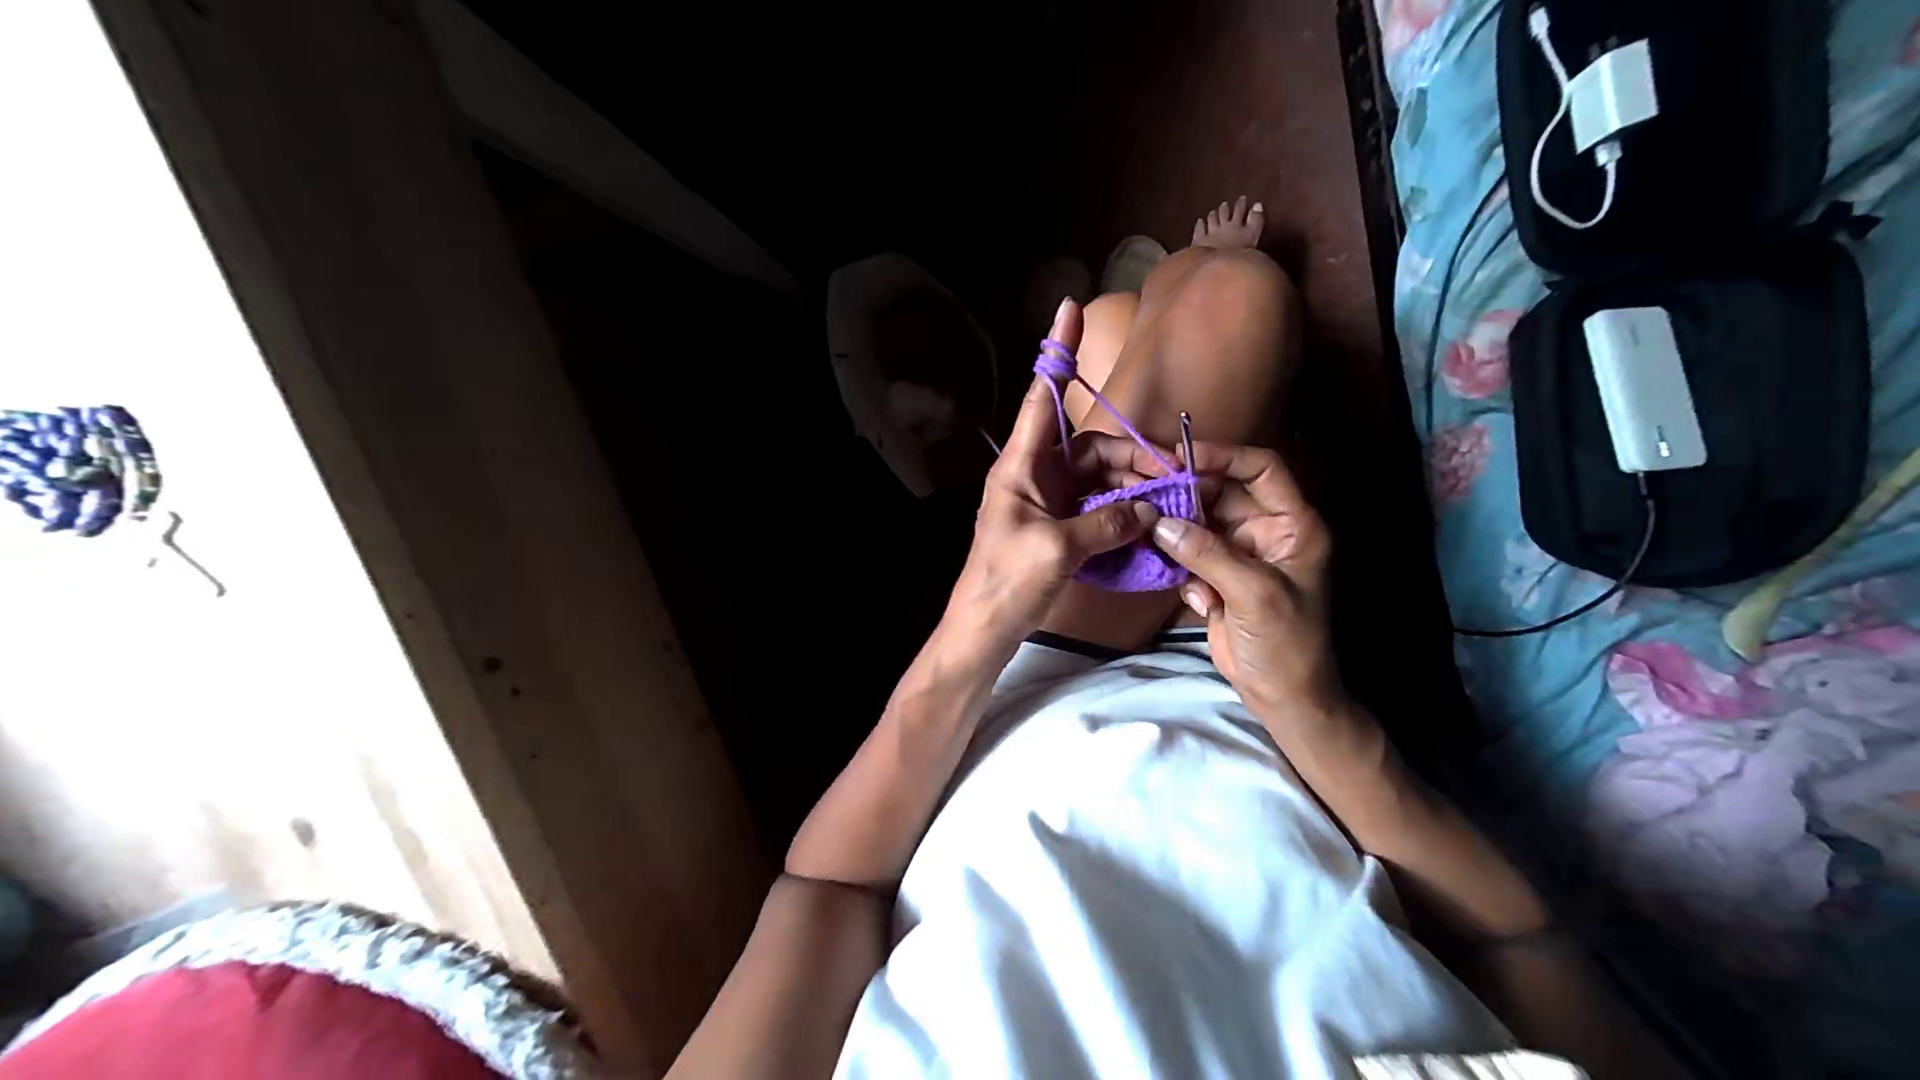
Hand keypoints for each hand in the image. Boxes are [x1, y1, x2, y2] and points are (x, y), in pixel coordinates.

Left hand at [935, 299, 1158, 665]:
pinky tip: (1147, 524)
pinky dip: (1121, 513)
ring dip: (1131, 489)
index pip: (1041, 397)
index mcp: (1020, 466)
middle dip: (1130, 455)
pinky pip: (1097, 507)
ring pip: (1099, 478)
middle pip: (1090, 446)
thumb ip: (1107, 524)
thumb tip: (1150, 507)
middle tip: (1172, 473)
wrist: (985, 629)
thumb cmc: (1005, 582)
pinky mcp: (1058, 527)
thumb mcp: (1058, 549)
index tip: (1069, 307)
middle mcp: (1035, 475)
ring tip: (1167, 504)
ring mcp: (1048, 502)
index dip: (1057, 352)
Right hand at [1148, 443, 1341, 719]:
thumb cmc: (1286, 642)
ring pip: (1198, 522)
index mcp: (1292, 525)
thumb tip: (1161, 522)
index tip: (1182, 456)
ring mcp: (1238, 554)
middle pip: (1221, 492)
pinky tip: (1186, 590)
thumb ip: (1208, 554)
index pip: (1262, 469)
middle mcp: (1264, 531)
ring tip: (1150, 533)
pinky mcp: (1216, 576)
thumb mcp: (1254, 593)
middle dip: (1187, 494)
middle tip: (1148, 494)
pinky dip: (1178, 563)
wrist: (1282, 695)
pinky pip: (1187, 553)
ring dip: (1176, 530)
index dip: (1225, 456)